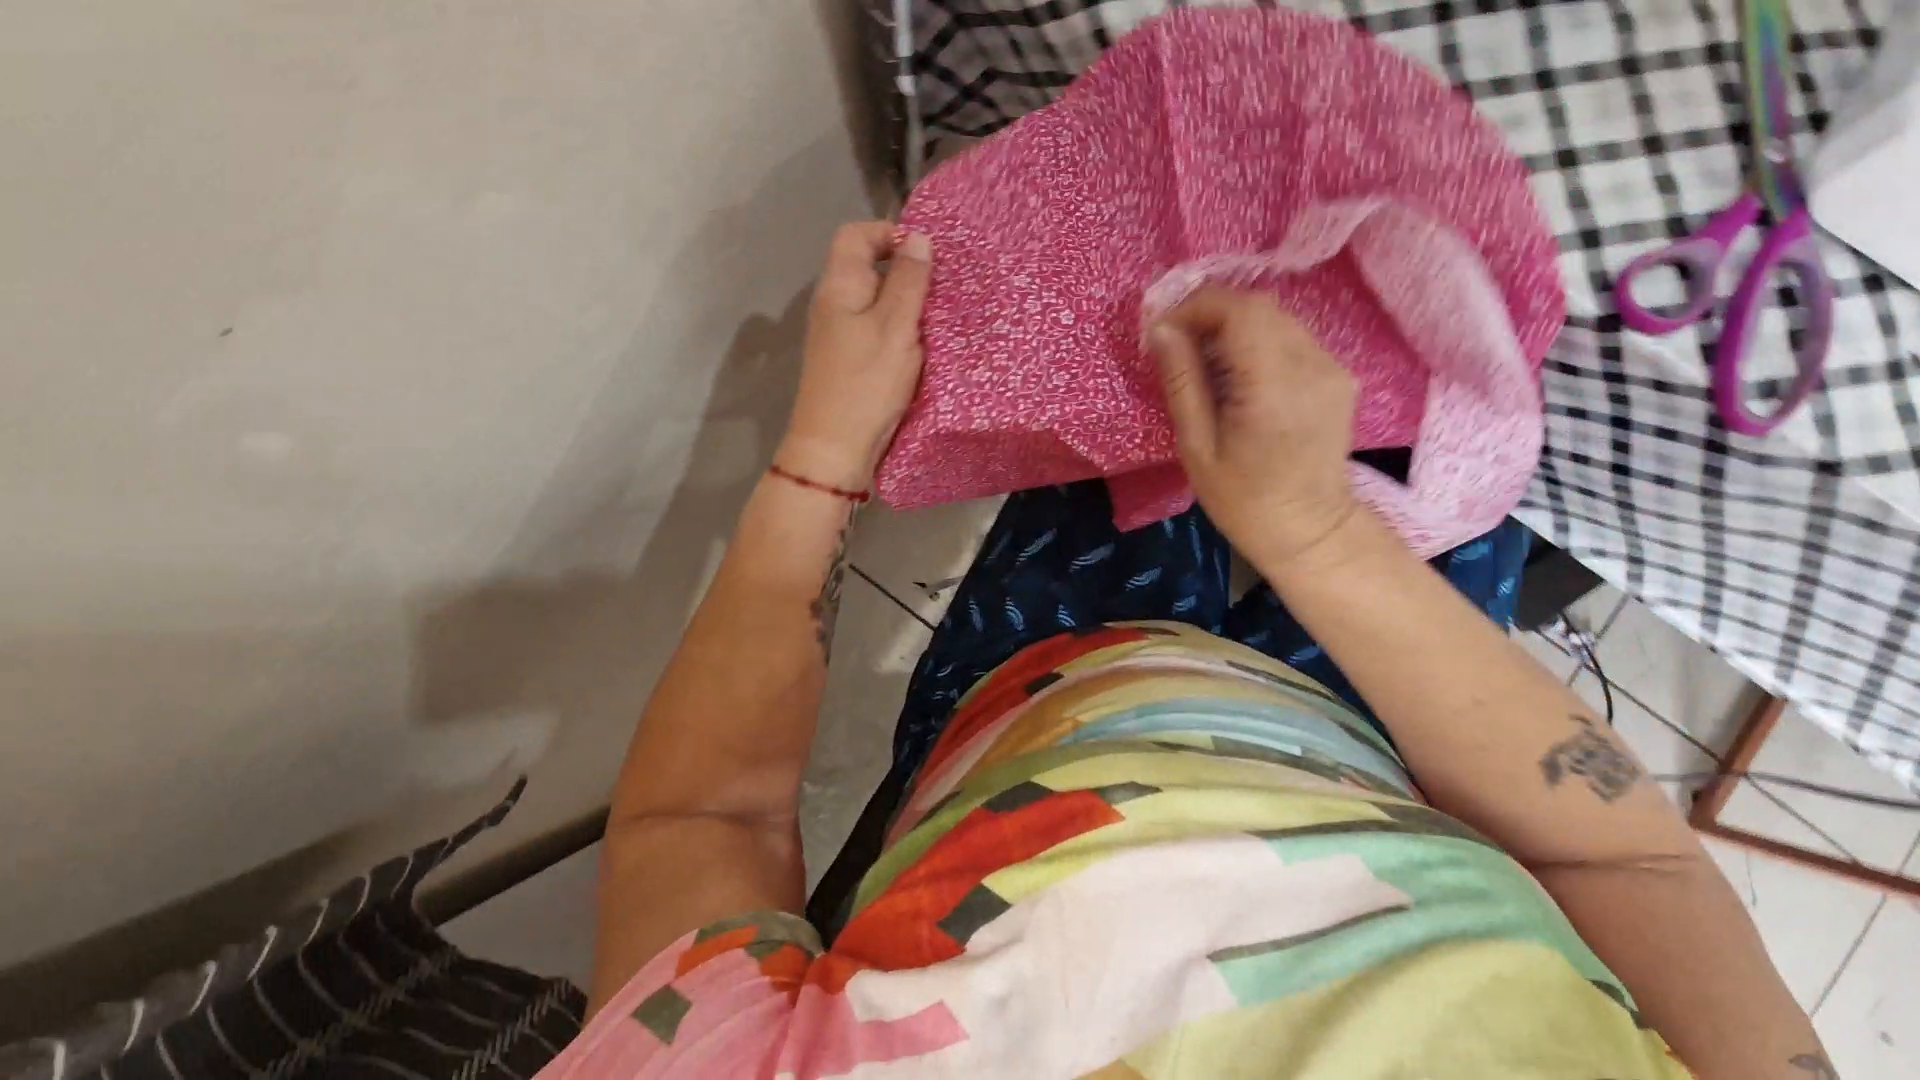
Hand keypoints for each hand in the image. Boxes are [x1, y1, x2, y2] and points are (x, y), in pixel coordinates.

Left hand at [777, 221, 932, 490]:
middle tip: (940, 288)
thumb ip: (909, 281)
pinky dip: (899, 329)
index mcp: (839, 286)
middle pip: (866, 266)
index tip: (926, 255)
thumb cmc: (867, 383)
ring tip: (936, 316)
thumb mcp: (896, 327)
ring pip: (874, 300)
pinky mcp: (848, 359)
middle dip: (905, 270)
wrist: (835, 448)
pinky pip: (876, 328)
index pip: (856, 234)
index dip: (890, 233)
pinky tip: (921, 345)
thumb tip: (918, 239)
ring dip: (905, 303)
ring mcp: (838, 333)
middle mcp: (833, 303)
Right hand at [1150, 286, 1359, 569]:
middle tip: (1178, 344)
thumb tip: (1162, 328)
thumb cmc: (1242, 499)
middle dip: (1212, 314)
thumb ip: (1182, 381)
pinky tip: (1241, 377)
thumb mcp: (1196, 447)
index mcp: (1273, 389)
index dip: (1197, 306)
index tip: (1164, 329)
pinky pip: (1292, 338)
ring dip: (1235, 327)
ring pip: (1277, 318)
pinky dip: (1259, 343)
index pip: (1240, 310)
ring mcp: (1333, 368)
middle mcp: (1312, 367)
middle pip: (1259, 307)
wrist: (1309, 529)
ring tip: (1206, 361)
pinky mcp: (1339, 375)